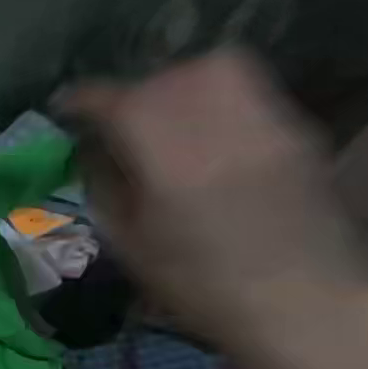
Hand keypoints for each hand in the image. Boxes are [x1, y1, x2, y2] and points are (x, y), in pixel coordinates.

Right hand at [57, 49, 367, 366]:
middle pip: (167, 78)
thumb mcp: (127, 244)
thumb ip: (104, 185)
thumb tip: (91, 147)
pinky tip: (198, 128)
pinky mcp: (296, 129)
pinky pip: (245, 87)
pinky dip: (209, 94)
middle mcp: (224, 132)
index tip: (65, 107)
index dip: (86, 98)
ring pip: (213, 67)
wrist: (302, 301)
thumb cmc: (197, 285)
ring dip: (172, 83)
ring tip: (157, 115)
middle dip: (130, 91)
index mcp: (174, 167)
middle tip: (113, 118)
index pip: (121, 104)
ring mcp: (268, 124)